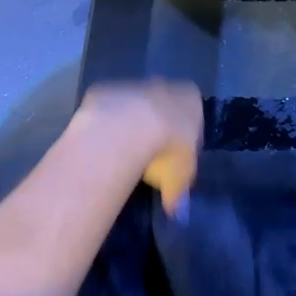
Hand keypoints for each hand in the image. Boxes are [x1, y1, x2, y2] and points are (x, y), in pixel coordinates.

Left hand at [72, 80, 203, 215]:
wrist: (126, 129)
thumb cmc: (166, 148)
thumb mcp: (181, 177)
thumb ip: (179, 190)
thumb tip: (177, 210)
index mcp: (192, 99)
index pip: (193, 119)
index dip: (184, 140)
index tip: (174, 160)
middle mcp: (166, 86)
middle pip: (164, 107)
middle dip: (158, 128)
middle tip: (148, 158)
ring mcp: (134, 85)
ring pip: (135, 107)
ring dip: (130, 125)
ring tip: (122, 155)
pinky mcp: (106, 90)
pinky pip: (108, 111)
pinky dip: (106, 125)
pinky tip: (102, 146)